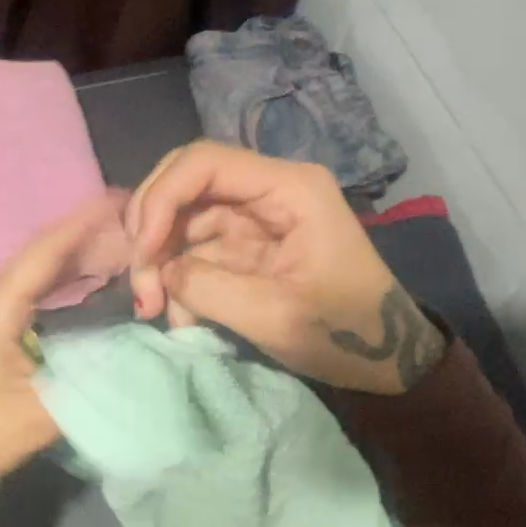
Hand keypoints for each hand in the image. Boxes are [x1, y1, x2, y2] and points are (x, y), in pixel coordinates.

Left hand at [0, 194, 126, 494]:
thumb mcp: (42, 414)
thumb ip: (93, 381)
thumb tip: (139, 354)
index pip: (48, 249)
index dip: (87, 221)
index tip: (124, 198)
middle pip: (42, 252)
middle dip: (90, 235)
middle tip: (138, 227)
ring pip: (32, 267)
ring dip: (74, 256)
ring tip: (122, 246)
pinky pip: (24, 286)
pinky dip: (57, 277)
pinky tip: (85, 279)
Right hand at [126, 141, 444, 394]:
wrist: (386, 362)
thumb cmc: (345, 334)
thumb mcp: (275, 316)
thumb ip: (206, 288)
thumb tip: (160, 273)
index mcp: (289, 188)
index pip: (204, 163)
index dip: (162, 199)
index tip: (144, 250)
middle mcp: (266, 191)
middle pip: (183, 183)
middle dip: (151, 229)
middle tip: (139, 280)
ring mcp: (252, 218)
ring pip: (180, 220)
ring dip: (157, 262)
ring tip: (152, 309)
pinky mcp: (242, 247)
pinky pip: (190, 250)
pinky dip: (173, 280)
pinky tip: (176, 316)